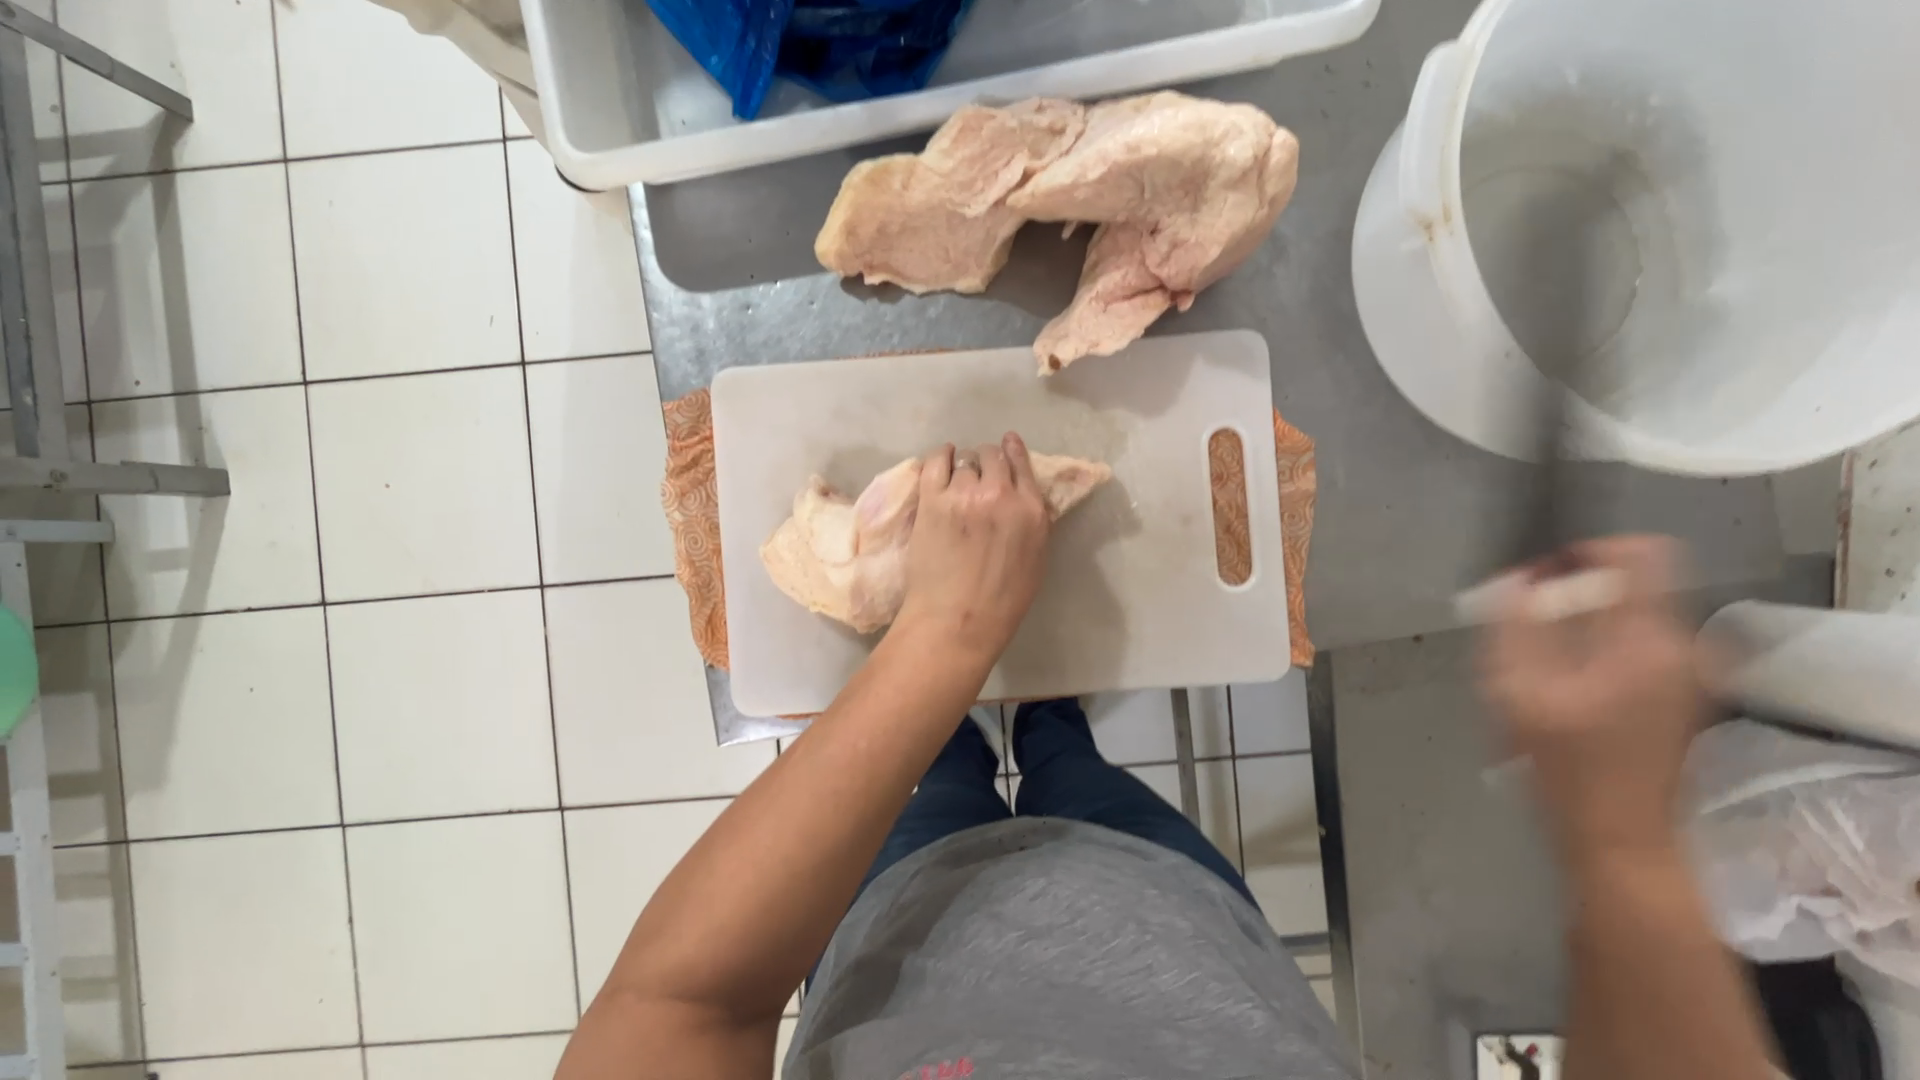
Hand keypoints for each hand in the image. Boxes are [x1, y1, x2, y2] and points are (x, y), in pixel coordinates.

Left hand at [894, 433, 1052, 663]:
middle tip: (977, 475)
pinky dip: (941, 456)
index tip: (1006, 445)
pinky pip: (937, 460)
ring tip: (956, 479)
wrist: (957, 619)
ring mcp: (964, 493)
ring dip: (963, 466)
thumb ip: (1033, 521)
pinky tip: (941, 459)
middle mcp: (1000, 494)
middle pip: (992, 455)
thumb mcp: (1036, 559)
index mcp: (1032, 510)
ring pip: (965, 459)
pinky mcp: (932, 499)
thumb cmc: (1003, 601)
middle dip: (986, 460)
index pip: (1022, 464)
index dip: (1012, 451)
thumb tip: (1022, 500)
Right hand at [1478, 536, 1706, 860]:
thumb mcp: (1516, 690)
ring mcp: (1688, 671)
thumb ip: (1514, 624)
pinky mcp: (1683, 692)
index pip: (1640, 554)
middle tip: (1526, 626)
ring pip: (1631, 613)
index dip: (1589, 550)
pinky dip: (1599, 645)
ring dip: (1583, 622)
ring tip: (1541, 661)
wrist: (1620, 837)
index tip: (1546, 574)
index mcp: (1645, 639)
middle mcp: (1681, 646)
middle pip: (1630, 584)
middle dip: (1574, 594)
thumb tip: (1520, 576)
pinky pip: (1638, 641)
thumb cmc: (1563, 766)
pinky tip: (1565, 684)